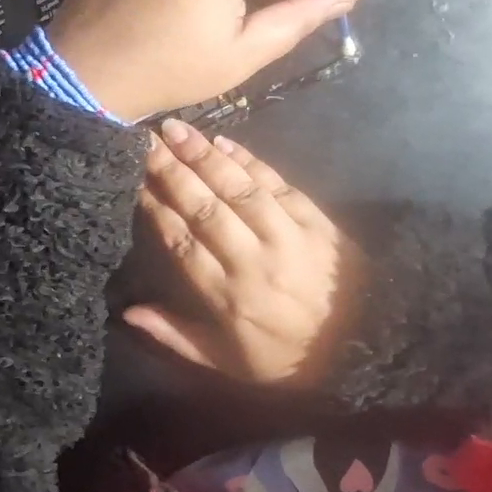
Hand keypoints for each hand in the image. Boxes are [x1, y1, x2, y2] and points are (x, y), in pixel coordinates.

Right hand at [125, 119, 366, 384]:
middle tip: (144, 141)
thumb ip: (175, 336)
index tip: (132, 181)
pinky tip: (223, 142)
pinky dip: (250, 160)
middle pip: (204, 208)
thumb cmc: (286, 358)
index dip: (155, 210)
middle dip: (171, 172)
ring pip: (238, 189)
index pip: (182, 243)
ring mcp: (287, 237)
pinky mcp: (315, 221)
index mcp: (227, 298)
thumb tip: (128, 312)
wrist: (364, 347)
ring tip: (175, 129)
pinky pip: (277, 184)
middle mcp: (253, 261)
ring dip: (204, 156)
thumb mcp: (227, 362)